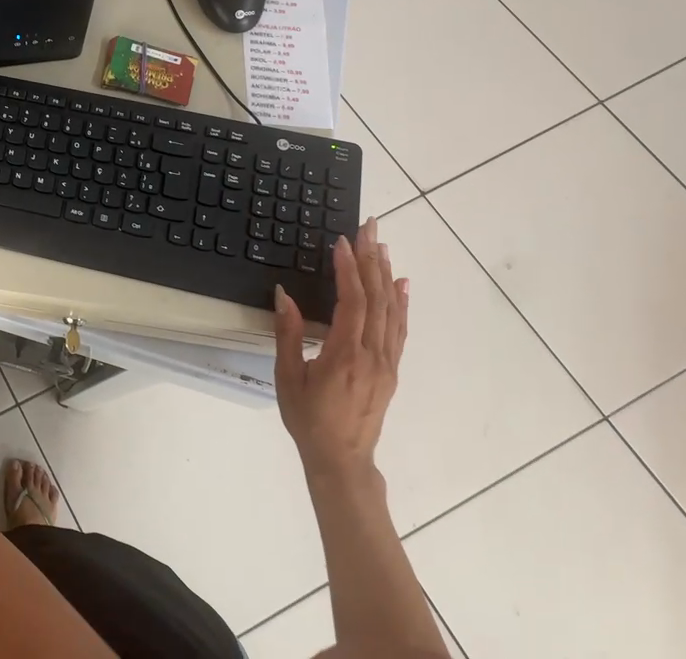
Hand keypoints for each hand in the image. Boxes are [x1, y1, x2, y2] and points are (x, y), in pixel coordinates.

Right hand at [274, 217, 409, 482]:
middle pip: (377, 298)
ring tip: (382, 245)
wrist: (342, 458)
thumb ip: (288, 334)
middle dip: (372, 259)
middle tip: (369, 227)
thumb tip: (284, 295)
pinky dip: (400, 303)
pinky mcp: (391, 369)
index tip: (342, 241)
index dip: (349, 268)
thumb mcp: (288, 377)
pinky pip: (399, 329)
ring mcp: (386, 361)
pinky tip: (401, 285)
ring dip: (386, 274)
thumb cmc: (308, 419)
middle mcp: (373, 353)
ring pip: (391, 310)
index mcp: (345, 354)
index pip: (352, 301)